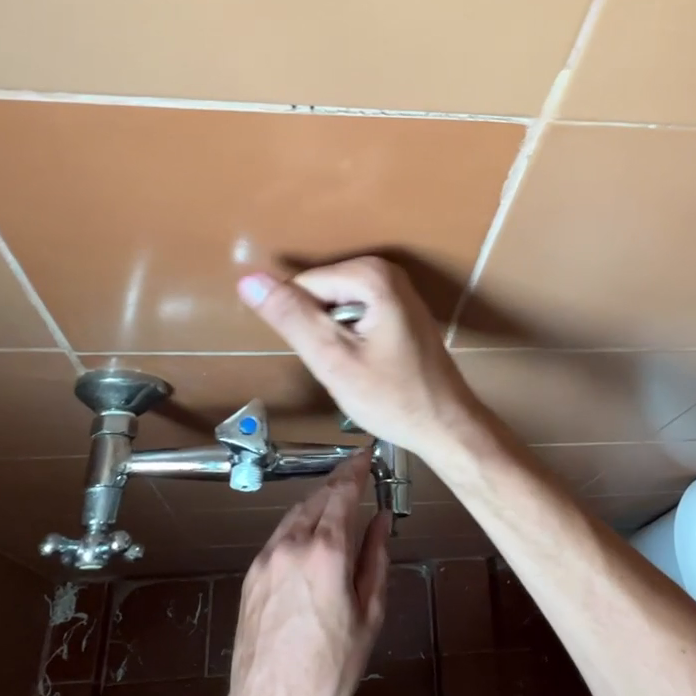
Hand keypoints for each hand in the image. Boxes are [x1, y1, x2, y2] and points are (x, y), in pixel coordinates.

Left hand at [216, 453, 389, 695]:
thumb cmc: (328, 670)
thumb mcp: (368, 615)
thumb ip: (376, 559)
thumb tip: (382, 522)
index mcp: (326, 552)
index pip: (342, 492)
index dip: (356, 469)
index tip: (366, 455)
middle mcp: (292, 545)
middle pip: (318, 496)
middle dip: (339, 482)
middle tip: (357, 475)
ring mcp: (267, 558)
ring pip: (296, 512)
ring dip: (318, 500)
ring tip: (338, 502)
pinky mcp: (252, 575)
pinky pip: (279, 534)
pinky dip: (299, 523)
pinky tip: (312, 533)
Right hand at [237, 256, 481, 458]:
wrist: (446, 424)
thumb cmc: (393, 398)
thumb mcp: (333, 360)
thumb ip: (291, 317)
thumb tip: (250, 280)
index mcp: (372, 275)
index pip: (303, 286)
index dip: (302, 325)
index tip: (327, 358)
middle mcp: (386, 271)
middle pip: (320, 292)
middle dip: (318, 329)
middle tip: (341, 365)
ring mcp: (396, 289)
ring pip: (334, 306)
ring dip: (333, 337)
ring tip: (355, 366)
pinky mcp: (399, 309)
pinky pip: (354, 314)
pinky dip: (350, 339)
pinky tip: (368, 365)